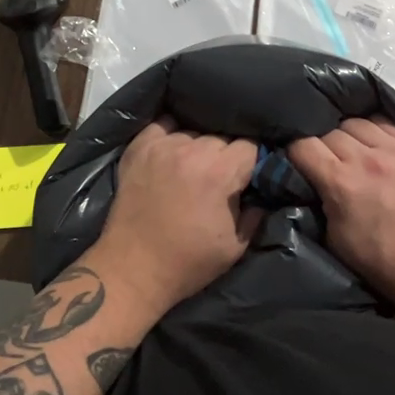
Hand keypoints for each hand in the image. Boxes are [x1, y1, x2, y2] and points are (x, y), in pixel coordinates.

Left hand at [90, 119, 260, 312]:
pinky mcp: (139, 148)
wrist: (133, 270)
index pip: (250, 146)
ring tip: (193, 167)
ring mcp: (163, 146)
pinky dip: (171, 133)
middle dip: (226, 155)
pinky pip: (163, 124)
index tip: (247, 176)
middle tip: (219, 177)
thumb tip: (261, 193)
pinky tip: (173, 149)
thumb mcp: (235, 247)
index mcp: (221, 173)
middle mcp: (193, 151)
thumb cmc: (188, 263)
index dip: (252, 162)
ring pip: (194, 131)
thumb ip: (255, 214)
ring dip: (198, 146)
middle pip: (222, 137)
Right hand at [288, 118, 394, 306]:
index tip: (295, 162)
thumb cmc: (383, 261)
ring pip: (355, 121)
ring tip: (348, 149)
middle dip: (319, 143)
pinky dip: (372, 130)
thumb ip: (320, 202)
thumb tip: (312, 184)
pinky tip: (371, 143)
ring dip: (346, 134)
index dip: (294, 152)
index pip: (303, 145)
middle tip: (323, 160)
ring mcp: (393, 147)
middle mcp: (365, 157)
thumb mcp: (335, 239)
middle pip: (328, 130)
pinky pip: (383, 122)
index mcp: (341, 182)